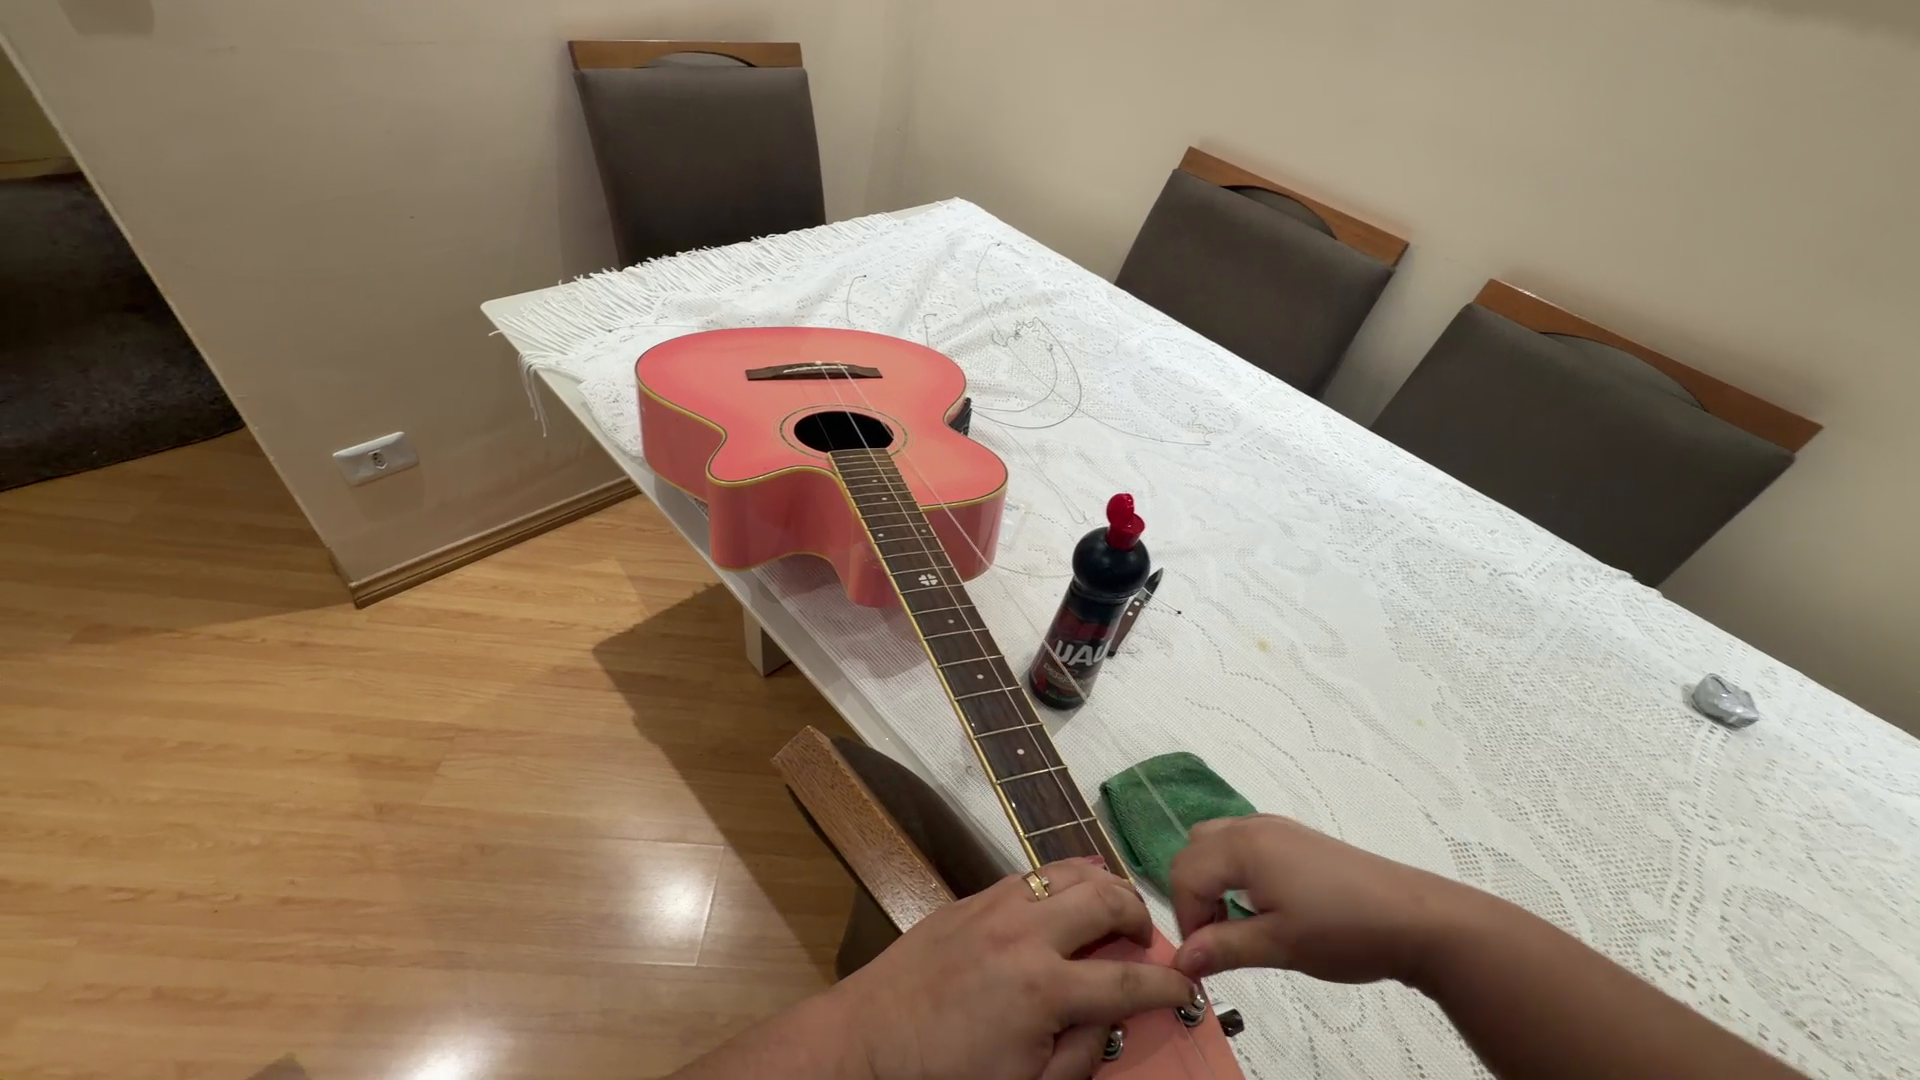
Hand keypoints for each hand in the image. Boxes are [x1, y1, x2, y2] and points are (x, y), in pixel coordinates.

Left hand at [829, 857, 1196, 1079]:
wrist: (868, 1039)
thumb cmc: (946, 1075)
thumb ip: (1082, 1052)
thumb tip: (1112, 1017)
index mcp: (1043, 988)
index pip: (1129, 983)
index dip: (1169, 985)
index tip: (1186, 987)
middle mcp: (1025, 932)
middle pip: (1106, 899)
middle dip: (1139, 915)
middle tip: (1146, 938)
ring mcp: (996, 905)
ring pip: (1069, 869)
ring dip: (1102, 884)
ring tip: (1112, 908)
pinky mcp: (972, 896)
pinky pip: (1031, 874)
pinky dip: (1060, 880)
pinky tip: (1063, 899)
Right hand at [1169, 814, 1483, 984]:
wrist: (1417, 919)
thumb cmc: (1343, 931)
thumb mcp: (1278, 946)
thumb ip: (1223, 948)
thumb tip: (1180, 961)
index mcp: (1242, 846)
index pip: (1184, 874)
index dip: (1186, 918)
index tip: (1206, 956)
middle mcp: (1251, 826)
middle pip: (1193, 850)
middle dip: (1194, 894)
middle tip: (1218, 937)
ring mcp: (1275, 827)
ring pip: (1216, 842)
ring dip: (1212, 879)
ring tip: (1239, 920)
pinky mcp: (1295, 836)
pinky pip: (1243, 841)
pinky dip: (1235, 869)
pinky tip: (1265, 902)